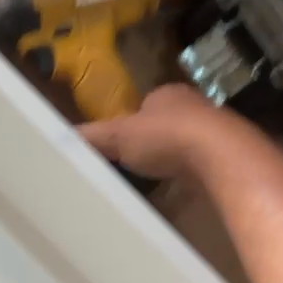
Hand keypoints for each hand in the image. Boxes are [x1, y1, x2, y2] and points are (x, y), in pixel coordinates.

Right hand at [78, 85, 241, 181]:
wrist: (218, 156)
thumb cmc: (166, 137)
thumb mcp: (118, 135)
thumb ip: (92, 136)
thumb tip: (59, 136)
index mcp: (167, 94)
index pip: (142, 106)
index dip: (128, 124)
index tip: (117, 144)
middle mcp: (193, 106)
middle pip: (163, 124)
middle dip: (149, 141)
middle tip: (129, 163)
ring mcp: (211, 131)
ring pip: (181, 143)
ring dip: (168, 158)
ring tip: (149, 179)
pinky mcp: (223, 155)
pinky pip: (196, 164)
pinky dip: (184, 174)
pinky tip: (174, 188)